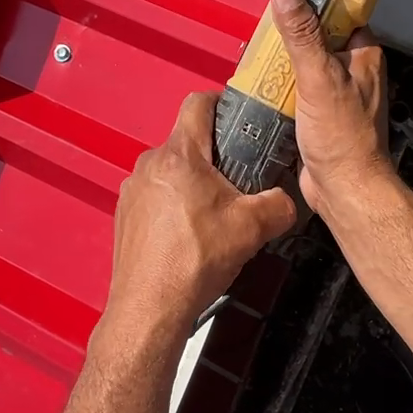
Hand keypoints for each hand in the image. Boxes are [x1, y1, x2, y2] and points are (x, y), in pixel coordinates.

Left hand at [103, 93, 296, 341]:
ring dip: (192, 184)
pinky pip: (154, 197)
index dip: (221, 103)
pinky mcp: (125, 215)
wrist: (149, 309)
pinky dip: (172, 207)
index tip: (236, 115)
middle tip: (236, 180)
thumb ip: (279, 205)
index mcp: (180, 154)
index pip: (198, 103)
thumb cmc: (193, 262)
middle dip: (212, 157)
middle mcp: (150, 164)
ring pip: (170, 171)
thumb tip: (287, 202)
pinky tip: (189, 237)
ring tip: (213, 216)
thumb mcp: (252, 229)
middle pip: (186, 142)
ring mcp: (133, 190)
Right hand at [269, 0, 390, 216]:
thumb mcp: (319, 76)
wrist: (344, 192)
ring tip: (252, 53)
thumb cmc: (343, 137)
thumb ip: (302, 33)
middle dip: (289, 32)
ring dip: (280, 60)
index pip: (339, 13)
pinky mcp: (319, 114)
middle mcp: (352, 70)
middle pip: (317, 36)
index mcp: (363, 54)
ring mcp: (336, 93)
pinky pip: (296, 88)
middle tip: (261, 28)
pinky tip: (258, 83)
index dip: (314, 0)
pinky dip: (278, 84)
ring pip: (304, 63)